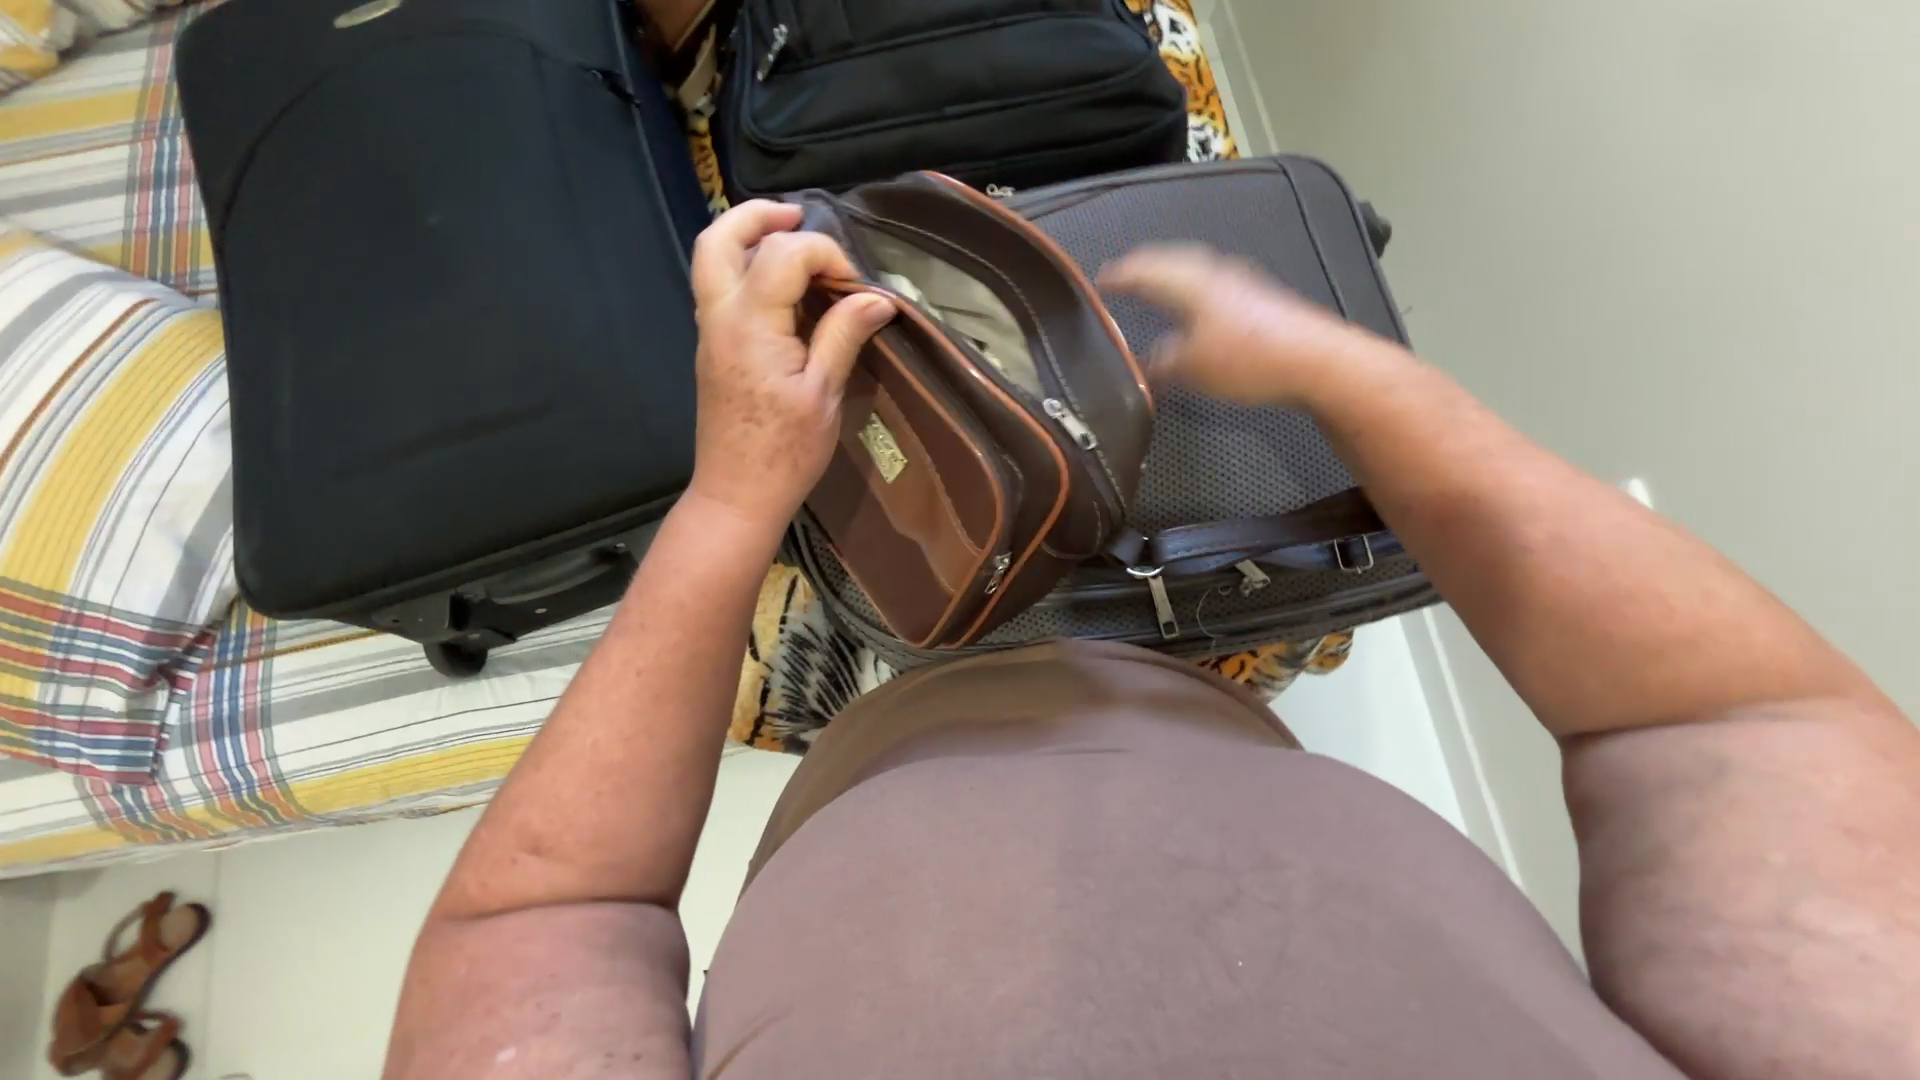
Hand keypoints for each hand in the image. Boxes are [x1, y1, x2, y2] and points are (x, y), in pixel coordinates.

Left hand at [686, 200, 895, 531]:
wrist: (737, 495)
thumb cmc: (785, 452)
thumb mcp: (824, 394)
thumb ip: (843, 335)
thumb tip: (877, 298)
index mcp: (750, 324)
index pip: (784, 253)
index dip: (825, 254)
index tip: (856, 288)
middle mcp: (720, 317)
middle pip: (718, 237)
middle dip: (758, 216)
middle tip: (799, 213)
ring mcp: (710, 333)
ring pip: (711, 259)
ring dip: (747, 238)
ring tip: (792, 241)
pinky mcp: (713, 350)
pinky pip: (720, 288)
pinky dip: (746, 268)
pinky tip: (783, 288)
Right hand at [1100, 244, 1389, 408]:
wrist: (1315, 360)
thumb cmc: (1248, 359)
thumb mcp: (1191, 368)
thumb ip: (1162, 363)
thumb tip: (1147, 362)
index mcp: (1191, 283)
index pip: (1145, 270)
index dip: (1119, 275)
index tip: (1100, 279)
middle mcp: (1215, 273)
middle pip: (1172, 260)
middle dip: (1145, 266)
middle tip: (1126, 274)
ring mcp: (1240, 281)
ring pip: (1194, 269)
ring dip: (1171, 274)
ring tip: (1155, 285)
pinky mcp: (1259, 297)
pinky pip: (1212, 282)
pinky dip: (1191, 288)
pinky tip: (1195, 305)